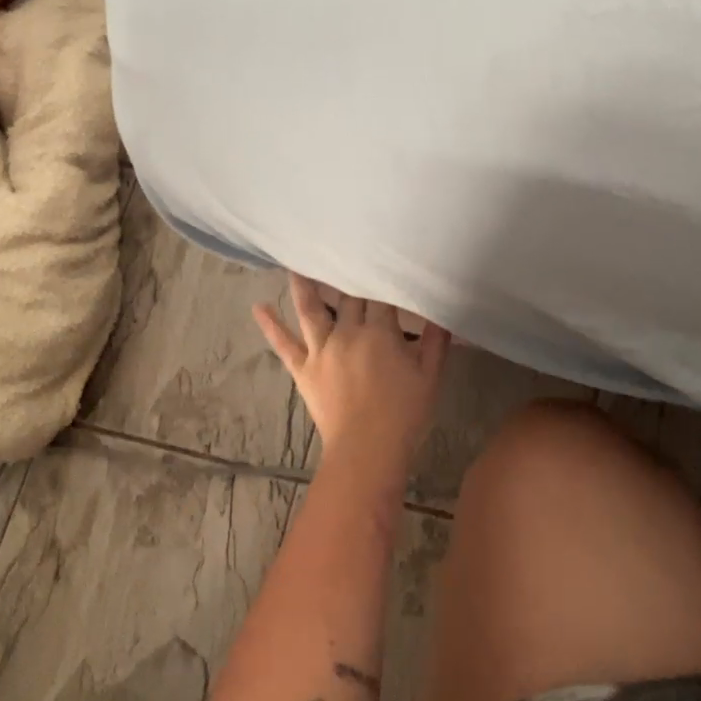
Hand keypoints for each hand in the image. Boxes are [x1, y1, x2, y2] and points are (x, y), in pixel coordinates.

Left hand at [254, 273, 448, 479]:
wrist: (366, 450)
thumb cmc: (404, 413)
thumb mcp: (431, 374)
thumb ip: (437, 339)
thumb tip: (441, 309)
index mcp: (379, 331)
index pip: (380, 295)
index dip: (381, 275)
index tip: (381, 256)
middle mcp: (346, 332)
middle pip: (347, 297)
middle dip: (347, 275)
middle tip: (341, 250)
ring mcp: (321, 350)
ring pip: (309, 309)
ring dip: (303, 285)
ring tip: (295, 262)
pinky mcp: (303, 370)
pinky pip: (284, 345)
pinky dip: (270, 326)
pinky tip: (258, 307)